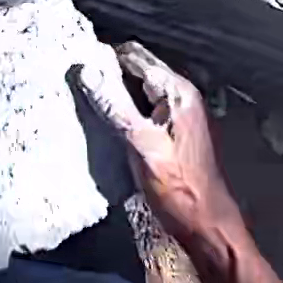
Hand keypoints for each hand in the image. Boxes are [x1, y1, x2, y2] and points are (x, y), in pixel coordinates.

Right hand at [76, 42, 282, 282]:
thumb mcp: (141, 145)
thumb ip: (114, 106)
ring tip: (84, 97)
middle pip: (137, 66)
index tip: (75, 63)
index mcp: (177, 90)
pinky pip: (143, 103)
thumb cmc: (179, 188)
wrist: (208, 226)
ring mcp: (178, 109)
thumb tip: (86, 71)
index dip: (104, 57)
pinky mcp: (173, 126)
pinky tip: (105, 117)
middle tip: (75, 80)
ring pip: (138, 85)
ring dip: (115, 88)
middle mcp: (181, 93)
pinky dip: (124, 105)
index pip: (133, 56)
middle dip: (108, 70)